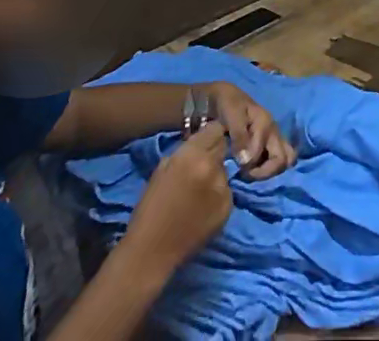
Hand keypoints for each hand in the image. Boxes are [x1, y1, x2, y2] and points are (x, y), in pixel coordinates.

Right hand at [124, 122, 233, 269]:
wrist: (153, 250)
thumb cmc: (150, 207)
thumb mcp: (162, 169)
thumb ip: (182, 153)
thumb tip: (195, 146)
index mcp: (193, 156)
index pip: (215, 129)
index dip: (209, 132)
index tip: (204, 137)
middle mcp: (213, 168)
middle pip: (223, 147)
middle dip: (214, 151)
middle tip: (201, 162)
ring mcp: (223, 190)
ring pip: (225, 170)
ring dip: (216, 173)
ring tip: (200, 189)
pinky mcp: (228, 209)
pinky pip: (226, 191)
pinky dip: (218, 193)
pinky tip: (204, 205)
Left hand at [209, 83, 296, 179]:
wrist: (225, 96)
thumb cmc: (227, 105)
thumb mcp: (231, 116)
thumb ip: (239, 137)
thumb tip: (246, 162)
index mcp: (266, 123)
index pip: (265, 153)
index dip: (253, 165)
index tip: (237, 166)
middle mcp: (274, 130)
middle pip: (283, 159)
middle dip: (266, 172)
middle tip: (247, 173)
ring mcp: (275, 136)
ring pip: (286, 159)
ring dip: (270, 170)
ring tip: (252, 171)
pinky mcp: (271, 141)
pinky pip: (280, 157)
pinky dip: (270, 166)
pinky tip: (255, 166)